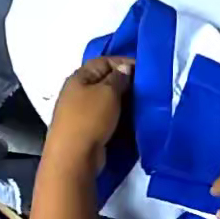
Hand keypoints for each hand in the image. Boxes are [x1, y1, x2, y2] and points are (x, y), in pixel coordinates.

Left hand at [45, 56, 133, 171]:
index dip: (124, 63)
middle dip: (125, 83)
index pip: (104, 61)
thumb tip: (125, 68)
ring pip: (106, 100)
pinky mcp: (86, 129)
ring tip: (141, 104)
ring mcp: (80, 112)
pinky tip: (130, 119)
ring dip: (122, 101)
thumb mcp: (108, 92)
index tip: (144, 70)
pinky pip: (106, 116)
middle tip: (145, 88)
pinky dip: (118, 116)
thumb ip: (118, 78)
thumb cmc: (90, 119)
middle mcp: (77, 92)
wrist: (74, 156)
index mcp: (79, 77)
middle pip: (104, 81)